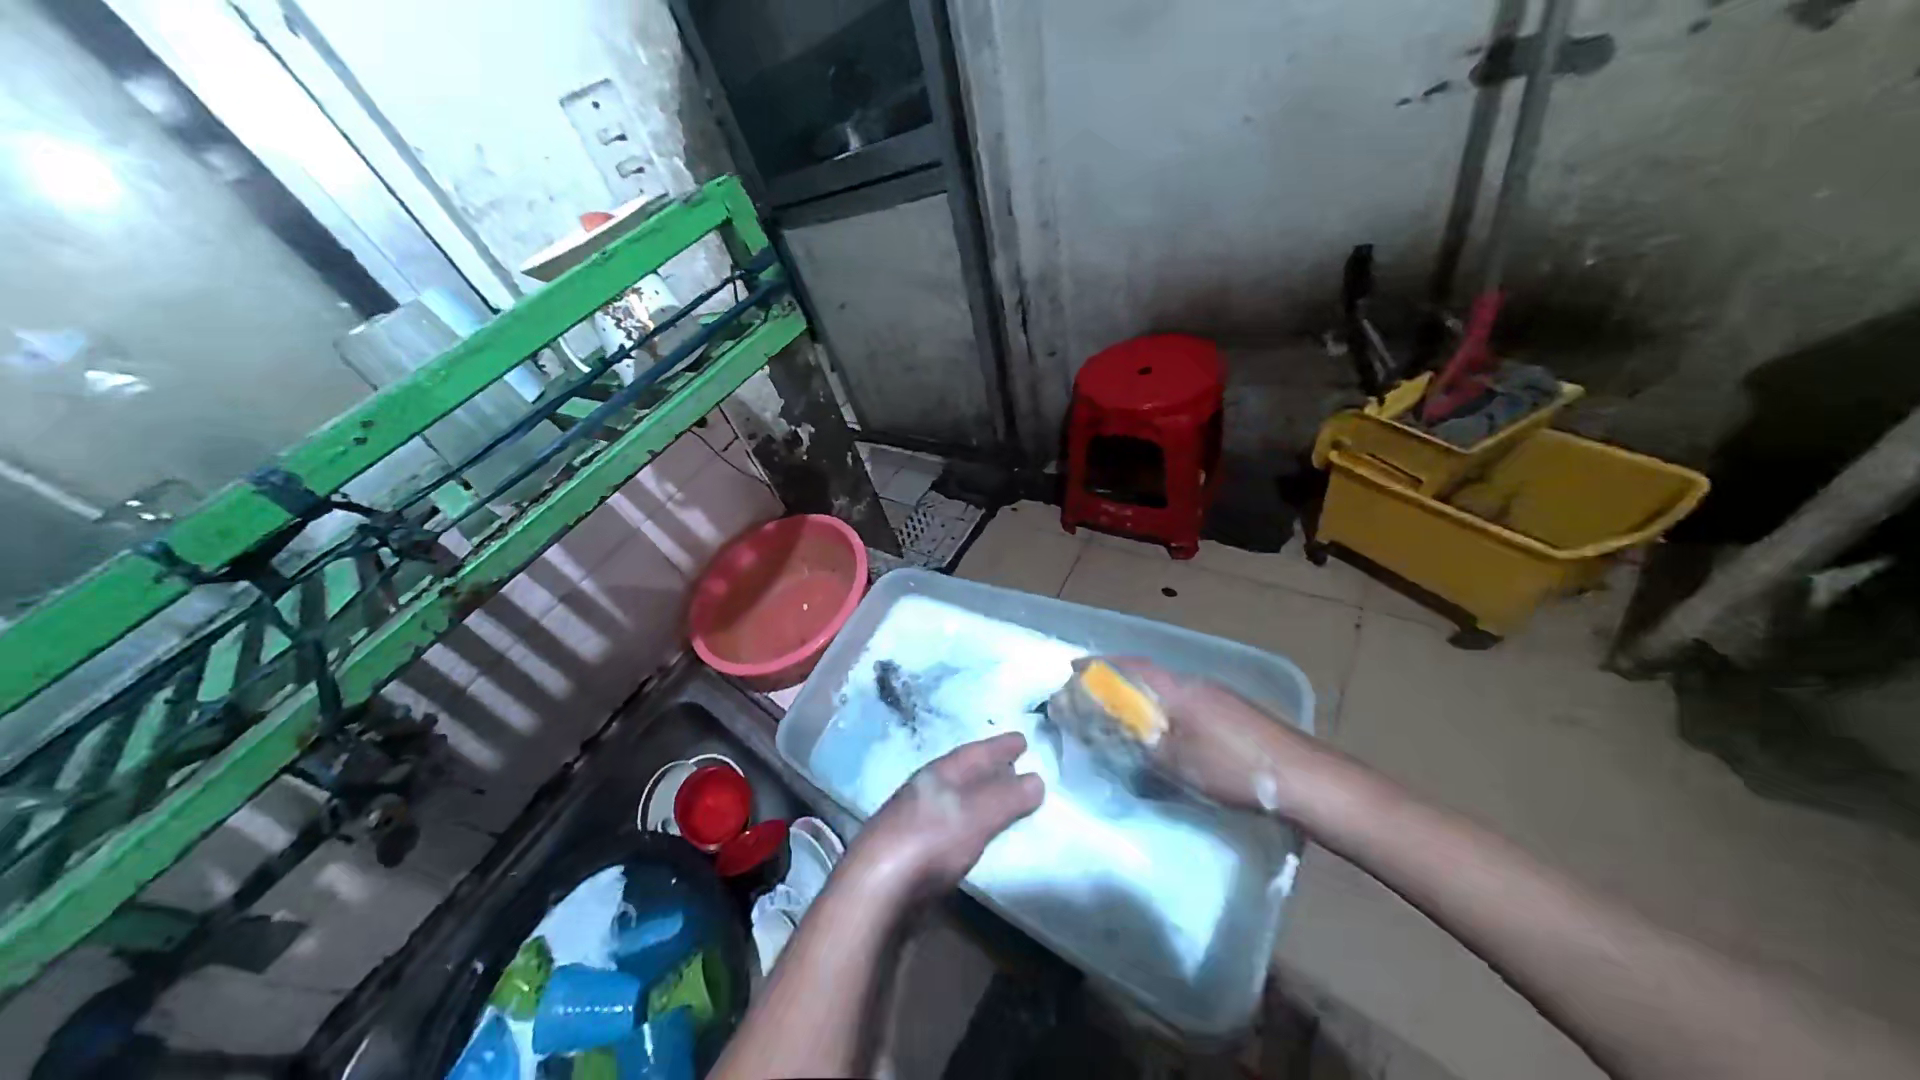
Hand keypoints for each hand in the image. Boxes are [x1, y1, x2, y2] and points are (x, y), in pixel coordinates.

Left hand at [841, 732, 1043, 903]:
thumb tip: (1037, 779)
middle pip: (962, 775)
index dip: (999, 746)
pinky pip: (948, 830)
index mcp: (938, 774)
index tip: (1023, 740)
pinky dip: (967, 826)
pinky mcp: (909, 855)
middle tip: (1015, 766)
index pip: (974, 752)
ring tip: (1001, 801)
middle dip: (989, 770)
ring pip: (954, 802)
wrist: (877, 889)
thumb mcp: (978, 813)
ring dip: (978, 798)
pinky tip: (974, 838)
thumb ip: (1008, 796)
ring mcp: (913, 823)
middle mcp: (924, 792)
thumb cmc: (931, 839)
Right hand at [1105, 657, 1330, 815]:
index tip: (1074, 669)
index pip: (1130, 666)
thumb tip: (1115, 731)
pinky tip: (1165, 726)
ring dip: (1141, 693)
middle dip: (1117, 679)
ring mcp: (1218, 694)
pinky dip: (1163, 705)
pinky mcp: (1233, 710)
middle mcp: (1195, 683)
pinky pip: (1185, 698)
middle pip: (1147, 672)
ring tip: (1123, 712)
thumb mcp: (1177, 763)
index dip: (1100, 665)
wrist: (1303, 776)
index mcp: (1179, 690)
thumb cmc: (1234, 767)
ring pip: (1168, 687)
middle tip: (1093, 695)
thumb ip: (1142, 744)